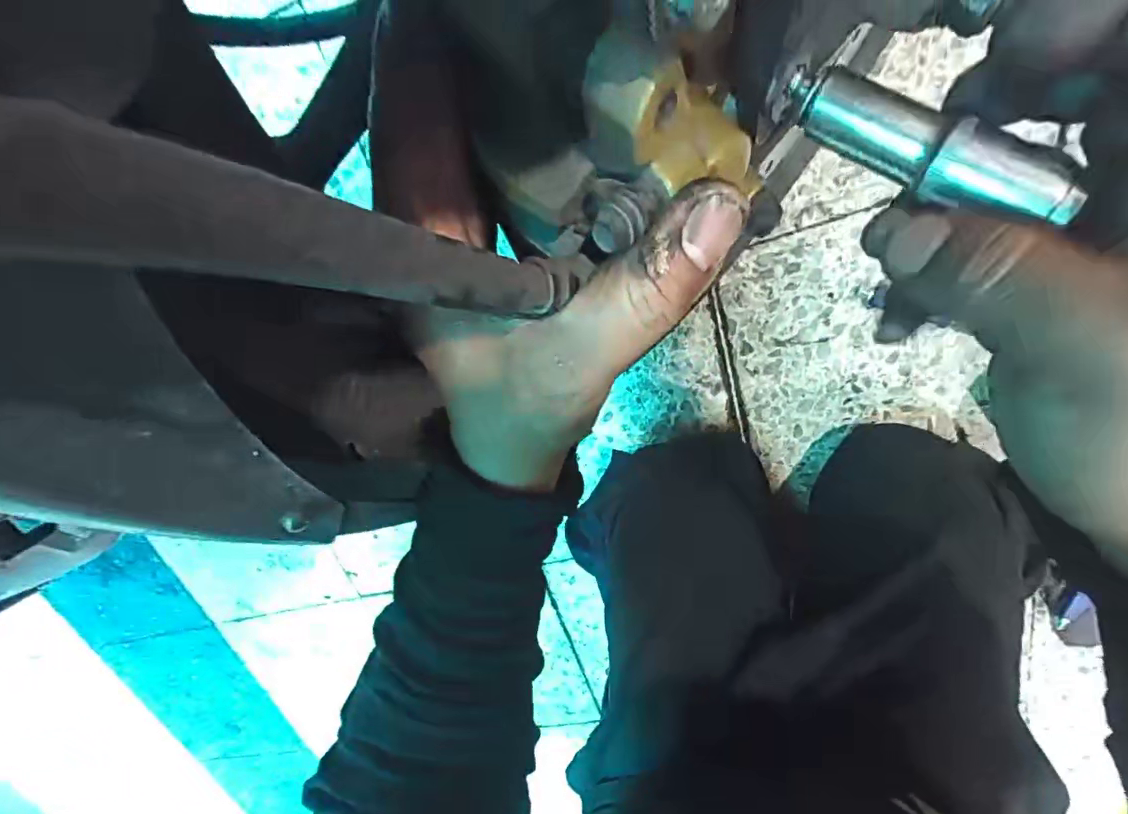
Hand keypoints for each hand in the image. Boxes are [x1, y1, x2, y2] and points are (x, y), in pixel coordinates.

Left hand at [370, 4, 745, 492]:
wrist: (513, 454)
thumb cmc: (526, 411)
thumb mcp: (584, 354)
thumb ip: (646, 289)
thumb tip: (722, 205)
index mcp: (415, 239)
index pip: (405, 107)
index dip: (432, 37)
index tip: (480, 0)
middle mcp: (416, 225)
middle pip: (432, 105)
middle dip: (478, 47)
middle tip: (538, 10)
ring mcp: (446, 234)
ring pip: (459, 132)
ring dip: (500, 82)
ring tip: (551, 33)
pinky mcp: (478, 244)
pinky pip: (490, 166)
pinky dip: (522, 130)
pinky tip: (564, 104)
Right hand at [861, 0, 1127, 608]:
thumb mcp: (1084, 347)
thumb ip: (987, 273)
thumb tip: (889, 229)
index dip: (1121, 8)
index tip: (1015, 51)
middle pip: (1112, 86)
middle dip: (1012, 103)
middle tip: (930, 147)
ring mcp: (1125, 246)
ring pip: (1039, 176)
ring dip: (956, 204)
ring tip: (895, 249)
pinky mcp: (1072, 297)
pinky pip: (1003, 252)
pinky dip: (947, 270)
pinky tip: (904, 315)